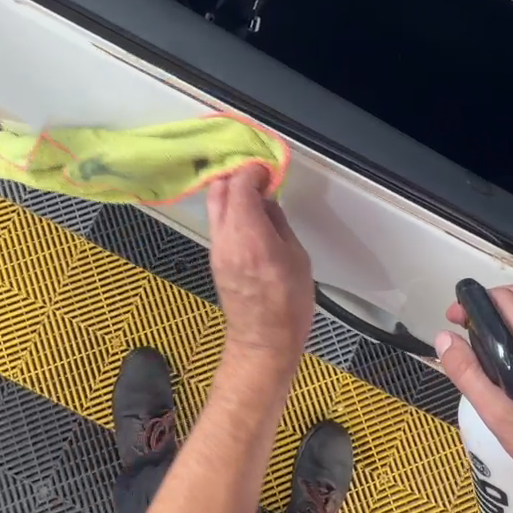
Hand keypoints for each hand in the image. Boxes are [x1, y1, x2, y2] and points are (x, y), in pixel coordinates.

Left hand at [205, 164, 312, 370]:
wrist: (264, 343)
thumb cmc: (286, 307)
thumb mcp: (297, 257)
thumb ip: (279, 224)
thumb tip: (269, 204)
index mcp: (250, 236)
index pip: (240, 185)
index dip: (253, 171)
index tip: (266, 170)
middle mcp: (227, 239)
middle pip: (219, 189)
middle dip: (238, 176)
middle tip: (259, 178)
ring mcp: (217, 249)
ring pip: (214, 205)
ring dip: (232, 193)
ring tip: (256, 196)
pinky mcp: (215, 259)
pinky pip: (218, 223)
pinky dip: (230, 211)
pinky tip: (249, 217)